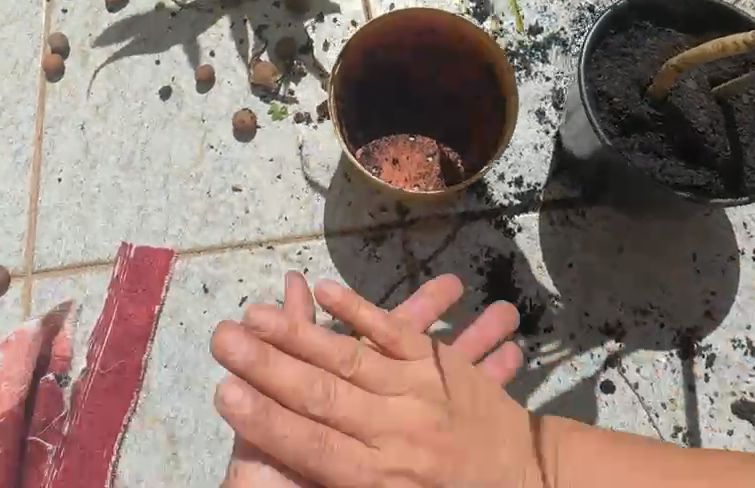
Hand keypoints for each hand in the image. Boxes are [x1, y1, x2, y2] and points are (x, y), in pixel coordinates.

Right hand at [221, 273, 524, 487]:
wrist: (533, 486)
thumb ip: (327, 471)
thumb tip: (273, 467)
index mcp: (378, 479)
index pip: (309, 445)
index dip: (262, 419)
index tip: (221, 391)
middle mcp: (393, 433)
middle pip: (318, 394)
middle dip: (265, 365)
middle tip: (221, 335)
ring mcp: (415, 391)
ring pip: (348, 357)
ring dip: (299, 331)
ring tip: (258, 311)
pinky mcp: (433, 362)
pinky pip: (394, 330)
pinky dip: (357, 308)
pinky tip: (322, 286)